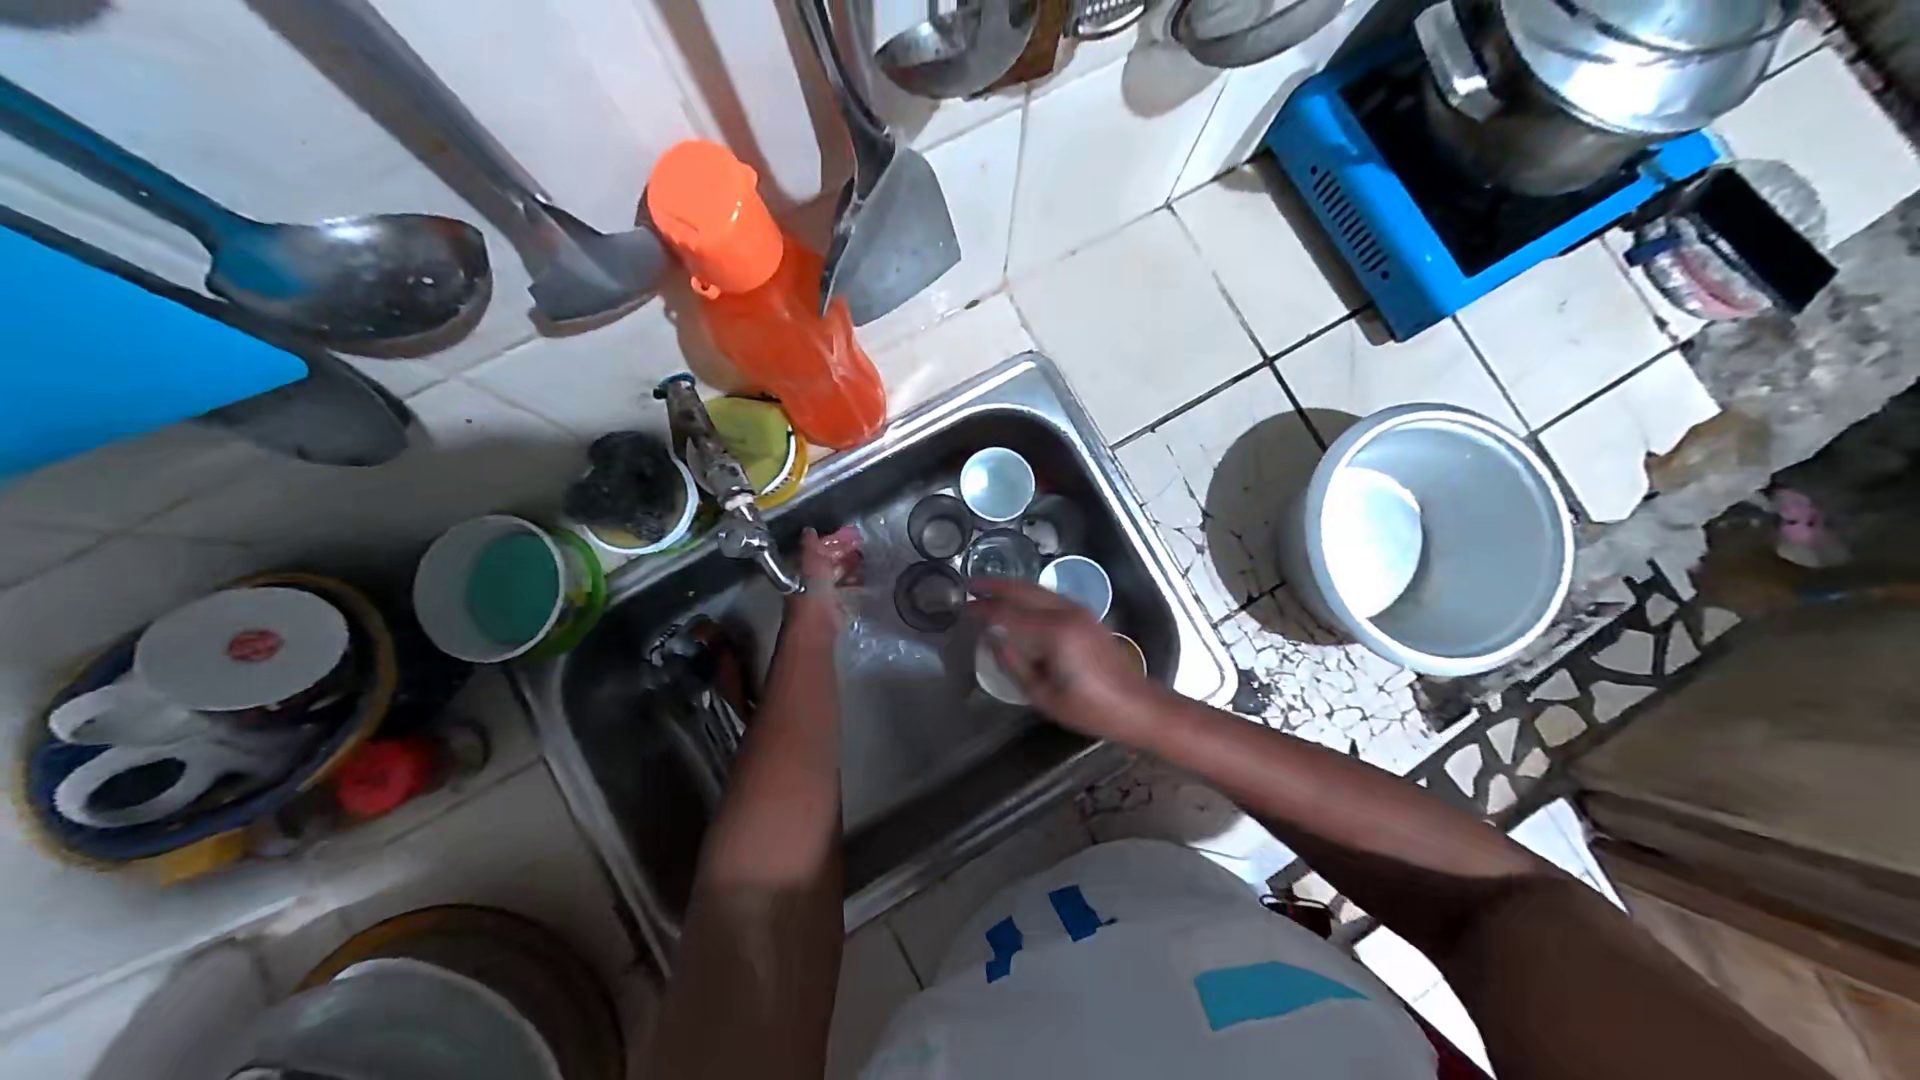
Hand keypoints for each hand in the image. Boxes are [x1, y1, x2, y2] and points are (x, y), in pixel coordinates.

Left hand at [791, 526, 862, 627]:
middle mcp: (810, 579)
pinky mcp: (834, 605)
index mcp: (802, 567)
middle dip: (844, 550)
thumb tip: (809, 530)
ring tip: (866, 557)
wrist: (817, 626)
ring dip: (850, 564)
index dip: (833, 539)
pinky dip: (854, 580)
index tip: (851, 533)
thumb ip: (811, 547)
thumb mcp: (812, 564)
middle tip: (861, 542)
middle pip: (828, 560)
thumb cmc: (812, 592)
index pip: (817, 548)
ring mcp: (822, 592)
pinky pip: (845, 588)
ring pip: (837, 573)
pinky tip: (865, 577)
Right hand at [969, 577, 1163, 744]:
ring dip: (1011, 586)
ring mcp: (1079, 610)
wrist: (1137, 705)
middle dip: (994, 586)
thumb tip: (992, 639)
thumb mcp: (1044, 695)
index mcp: (1054, 633)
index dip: (983, 610)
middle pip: (1023, 590)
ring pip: (1037, 589)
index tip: (963, 608)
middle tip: (970, 585)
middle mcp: (1066, 613)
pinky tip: (1018, 599)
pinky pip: (1050, 596)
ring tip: (988, 587)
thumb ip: (1014, 664)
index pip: (1007, 613)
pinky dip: (1028, 593)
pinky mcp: (1086, 615)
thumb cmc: (1090, 709)